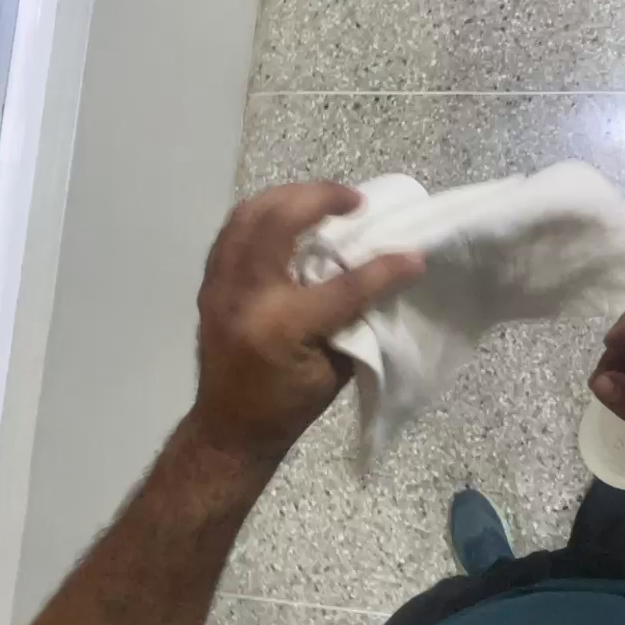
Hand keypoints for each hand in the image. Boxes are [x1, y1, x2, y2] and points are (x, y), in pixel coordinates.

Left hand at [187, 183, 424, 461]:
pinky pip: (233, 230)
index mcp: (284, 327)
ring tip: (320, 199)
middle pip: (280, 221)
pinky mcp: (210, 283)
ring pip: (249, 214)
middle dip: (322, 197)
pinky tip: (286, 216)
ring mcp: (221, 286)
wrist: (230, 428)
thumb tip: (384, 278)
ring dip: (289, 196)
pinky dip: (262, 214)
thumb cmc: (289, 406)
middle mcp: (247, 297)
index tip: (414, 255)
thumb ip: (357, 319)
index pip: (344, 285)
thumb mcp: (336, 371)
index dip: (385, 268)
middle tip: (355, 201)